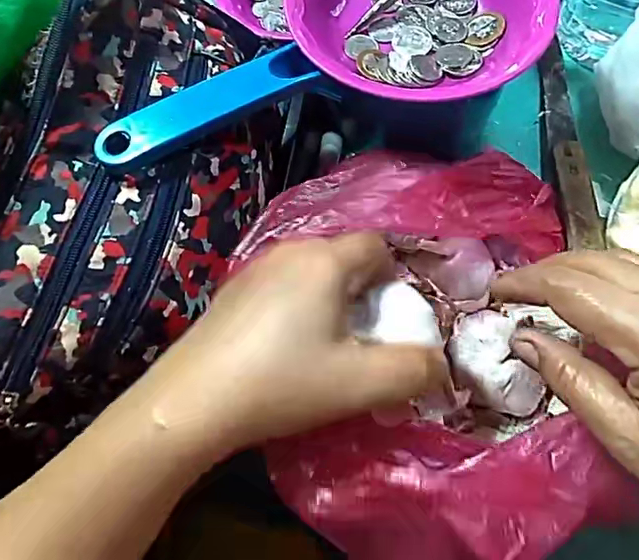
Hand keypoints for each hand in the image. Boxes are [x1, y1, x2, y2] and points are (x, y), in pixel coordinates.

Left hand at [132, 233, 447, 457]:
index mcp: (326, 259)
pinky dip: (298, 302)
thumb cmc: (285, 381)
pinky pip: (284, 281)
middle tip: (366, 337)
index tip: (394, 319)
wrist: (199, 393)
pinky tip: (286, 344)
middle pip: (343, 255)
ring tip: (328, 344)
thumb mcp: (360, 384)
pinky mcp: (236, 284)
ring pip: (312, 268)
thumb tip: (439, 361)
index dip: (395, 277)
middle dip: (364, 289)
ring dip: (330, 297)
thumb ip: (413, 370)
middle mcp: (292, 248)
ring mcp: (259, 263)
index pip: (376, 245)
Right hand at [494, 251, 638, 559]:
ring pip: (620, 258)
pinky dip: (608, 273)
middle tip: (510, 294)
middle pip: (591, 262)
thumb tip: (521, 337)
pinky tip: (598, 300)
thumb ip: (573, 380)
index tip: (489, 294)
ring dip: (575, 267)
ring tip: (544, 293)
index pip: (568, 284)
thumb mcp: (638, 447)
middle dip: (543, 271)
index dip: (522, 283)